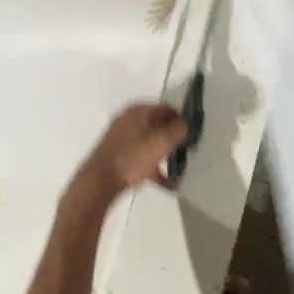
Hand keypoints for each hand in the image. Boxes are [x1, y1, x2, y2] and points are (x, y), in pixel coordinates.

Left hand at [69, 102, 189, 203]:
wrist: (99, 182)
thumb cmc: (132, 158)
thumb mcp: (161, 142)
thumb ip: (178, 130)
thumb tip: (187, 124)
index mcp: (138, 111)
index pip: (166, 108)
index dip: (182, 119)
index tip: (194, 133)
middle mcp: (129, 121)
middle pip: (159, 126)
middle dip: (175, 138)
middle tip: (189, 149)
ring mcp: (123, 140)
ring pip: (151, 143)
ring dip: (167, 155)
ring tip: (182, 167)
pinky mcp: (119, 158)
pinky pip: (143, 160)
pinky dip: (156, 169)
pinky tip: (171, 185)